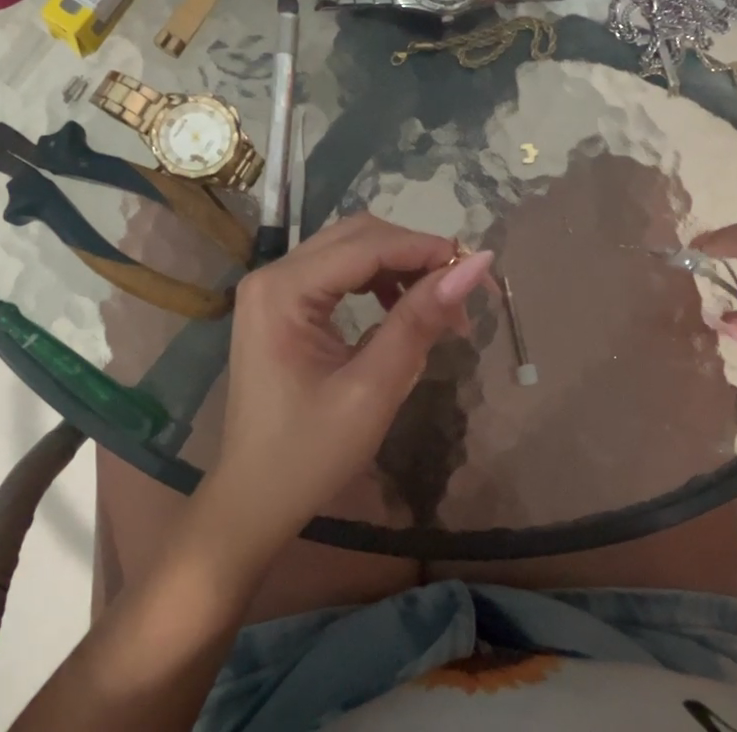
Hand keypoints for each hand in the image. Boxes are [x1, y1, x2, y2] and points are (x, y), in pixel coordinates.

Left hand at [203, 215, 496, 556]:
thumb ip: (420, 321)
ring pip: (350, 251)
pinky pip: (338, 275)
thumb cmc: (310, 454)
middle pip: (357, 237)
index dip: (428, 250)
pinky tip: (403, 312)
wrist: (254, 499)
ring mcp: (272, 290)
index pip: (367, 245)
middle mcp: (271, 275)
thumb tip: (475, 265)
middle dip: (415, 255)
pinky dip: (377, 284)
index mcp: (282, 291)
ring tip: (442, 309)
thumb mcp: (373, 389)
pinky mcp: (281, 307)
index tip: (482, 270)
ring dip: (400, 268)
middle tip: (465, 291)